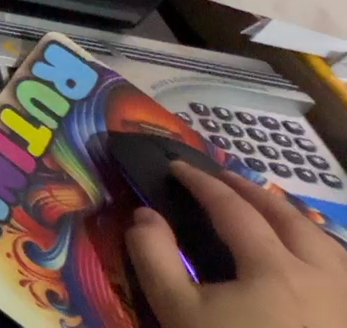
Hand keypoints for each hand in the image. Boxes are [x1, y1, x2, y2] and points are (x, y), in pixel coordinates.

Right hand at [126, 160, 346, 327]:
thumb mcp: (175, 307)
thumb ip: (152, 253)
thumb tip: (146, 214)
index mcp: (275, 268)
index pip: (233, 208)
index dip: (202, 182)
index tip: (175, 165)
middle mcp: (325, 278)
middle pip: (291, 219)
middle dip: (253, 191)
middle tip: (220, 176)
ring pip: (330, 245)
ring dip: (292, 218)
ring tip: (264, 210)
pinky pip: (343, 272)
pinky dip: (320, 250)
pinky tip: (306, 255)